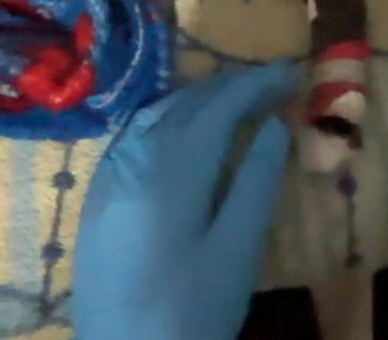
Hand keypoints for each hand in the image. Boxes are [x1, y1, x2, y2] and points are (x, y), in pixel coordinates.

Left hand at [73, 61, 295, 339]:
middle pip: (187, 103)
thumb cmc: (190, 315)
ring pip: (157, 114)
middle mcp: (133, 161)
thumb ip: (257, 182)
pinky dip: (169, 117)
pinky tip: (187, 127)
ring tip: (238, 99)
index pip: (218, 107)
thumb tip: (275, 125)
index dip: (256, 84)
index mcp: (170, 173)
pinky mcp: (97, 199)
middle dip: (232, 87)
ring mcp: (108, 178)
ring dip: (200, 98)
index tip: (291, 72)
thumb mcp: (237, 252)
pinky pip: (135, 135)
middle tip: (274, 84)